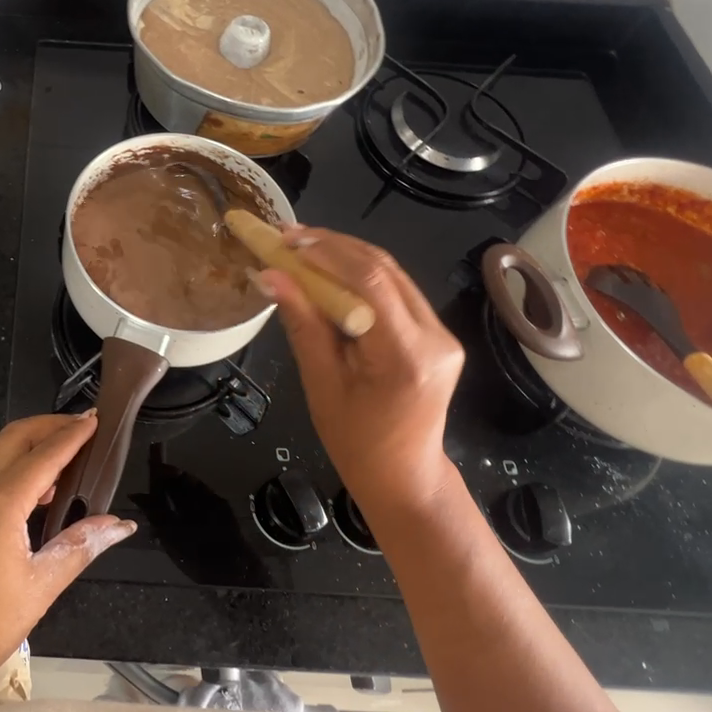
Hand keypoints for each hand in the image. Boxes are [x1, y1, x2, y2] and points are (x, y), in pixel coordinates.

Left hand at [0, 413, 135, 711]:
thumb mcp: (38, 589)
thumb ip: (79, 547)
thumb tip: (119, 524)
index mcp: (0, 502)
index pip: (45, 454)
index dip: (74, 434)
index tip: (97, 417)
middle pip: (16, 437)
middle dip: (50, 426)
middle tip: (84, 430)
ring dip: (30, 445)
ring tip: (64, 460)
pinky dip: (12, 465)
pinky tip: (31, 494)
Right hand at [257, 227, 465, 511]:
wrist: (404, 475)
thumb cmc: (356, 441)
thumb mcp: (320, 384)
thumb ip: (302, 324)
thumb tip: (270, 276)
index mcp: (406, 355)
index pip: (370, 283)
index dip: (327, 253)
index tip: (286, 242)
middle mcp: (434, 336)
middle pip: (384, 269)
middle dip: (332, 246)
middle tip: (286, 237)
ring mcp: (441, 333)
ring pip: (392, 273)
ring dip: (344, 254)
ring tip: (300, 246)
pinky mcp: (437, 333)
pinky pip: (396, 290)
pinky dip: (359, 274)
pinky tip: (328, 269)